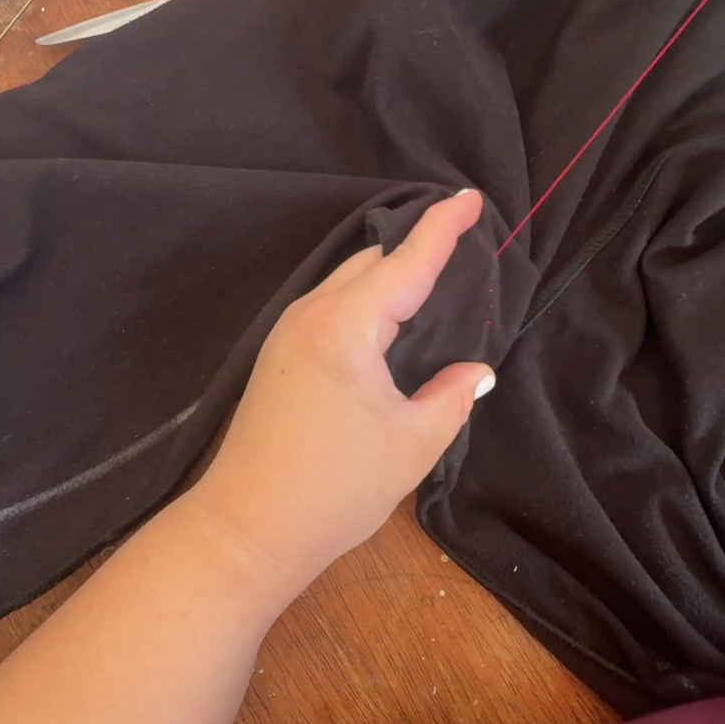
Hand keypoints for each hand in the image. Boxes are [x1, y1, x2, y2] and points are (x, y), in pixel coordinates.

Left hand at [186, 189, 495, 593]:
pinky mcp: (277, 353)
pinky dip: (363, 301)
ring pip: (346, 282)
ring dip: (387, 277)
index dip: (442, 227)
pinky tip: (384, 327)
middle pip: (371, 263)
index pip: (406, 262)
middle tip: (460, 255)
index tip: (469, 197)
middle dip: (415, 251)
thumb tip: (477, 371)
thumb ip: (451, 396)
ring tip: (429, 290)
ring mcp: (287, 332)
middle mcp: (311, 314)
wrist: (247, 526)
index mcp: (346, 326)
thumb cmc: (335, 488)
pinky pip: (329, 306)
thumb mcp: (411, 444)